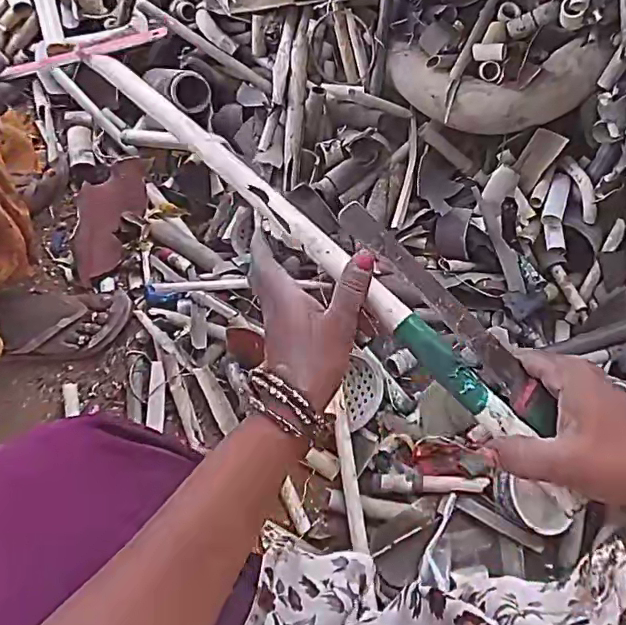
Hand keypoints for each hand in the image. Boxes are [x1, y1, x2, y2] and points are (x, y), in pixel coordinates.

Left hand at [251, 234, 374, 408]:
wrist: (295, 403)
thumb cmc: (310, 368)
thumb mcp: (340, 322)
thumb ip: (351, 288)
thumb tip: (362, 259)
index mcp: (282, 295)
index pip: (263, 255)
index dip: (264, 235)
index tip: (267, 221)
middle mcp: (275, 305)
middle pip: (270, 270)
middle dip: (283, 254)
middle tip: (293, 242)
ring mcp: (279, 320)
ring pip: (283, 289)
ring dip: (302, 278)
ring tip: (325, 275)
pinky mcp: (287, 333)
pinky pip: (295, 307)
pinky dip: (311, 299)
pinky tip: (331, 307)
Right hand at [486, 349, 625, 506]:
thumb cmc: (624, 462)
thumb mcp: (563, 462)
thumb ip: (520, 455)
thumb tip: (487, 449)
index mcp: (571, 373)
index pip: (520, 359)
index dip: (496, 377)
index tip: (480, 397)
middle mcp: (581, 375)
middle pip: (529, 381)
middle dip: (513, 408)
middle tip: (504, 433)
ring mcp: (590, 392)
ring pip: (544, 399)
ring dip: (532, 421)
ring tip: (530, 447)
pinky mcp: (596, 411)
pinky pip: (560, 411)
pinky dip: (550, 428)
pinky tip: (552, 453)